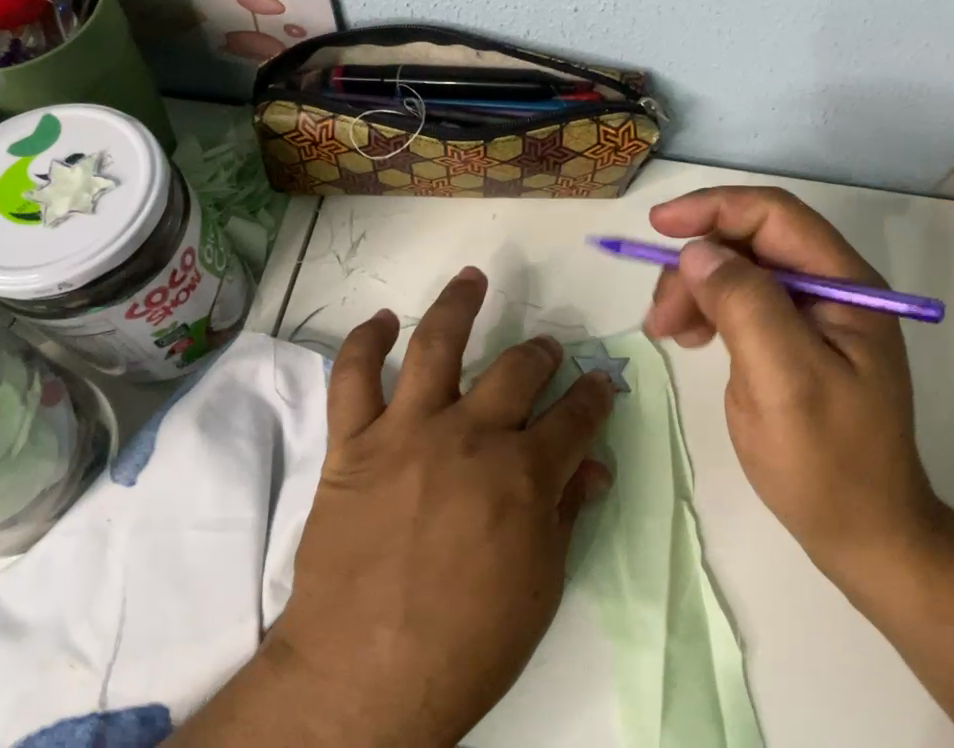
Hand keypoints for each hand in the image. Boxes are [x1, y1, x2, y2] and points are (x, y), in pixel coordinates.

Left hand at [184, 267, 615, 747]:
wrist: (366, 674)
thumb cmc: (469, 643)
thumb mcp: (541, 585)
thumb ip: (565, 514)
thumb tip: (591, 467)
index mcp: (525, 473)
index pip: (576, 415)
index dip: (594, 395)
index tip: (600, 385)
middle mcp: (471, 435)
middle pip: (517, 369)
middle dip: (541, 353)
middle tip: (546, 349)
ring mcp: (407, 432)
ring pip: (435, 345)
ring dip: (458, 304)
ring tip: (472, 278)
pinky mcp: (353, 444)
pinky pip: (352, 376)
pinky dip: (365, 341)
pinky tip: (382, 321)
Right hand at [644, 187, 946, 598]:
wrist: (863, 533)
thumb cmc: (829, 461)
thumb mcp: (786, 380)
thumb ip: (746, 305)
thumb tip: (698, 252)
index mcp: (844, 285)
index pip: (775, 216)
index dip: (714, 209)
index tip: (657, 225)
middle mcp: (828, 289)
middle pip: (751, 243)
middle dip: (696, 264)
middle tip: (660, 316)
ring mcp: (808, 318)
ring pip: (737, 273)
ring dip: (694, 290)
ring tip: (667, 333)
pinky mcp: (788, 345)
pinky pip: (737, 306)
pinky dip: (704, 313)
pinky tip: (689, 340)